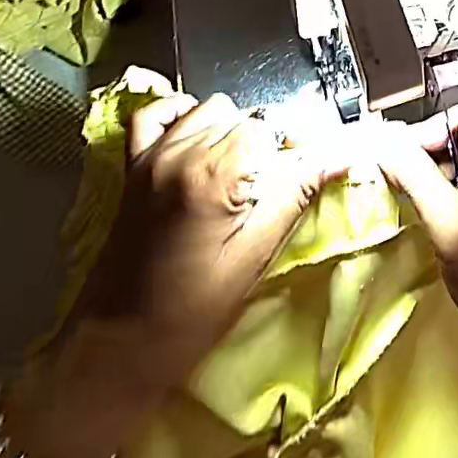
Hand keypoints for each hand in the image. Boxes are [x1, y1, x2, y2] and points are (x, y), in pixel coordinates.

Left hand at [6, 92, 347, 457]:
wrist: (115, 347)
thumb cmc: (192, 311)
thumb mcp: (256, 254)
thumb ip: (297, 193)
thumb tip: (341, 156)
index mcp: (211, 174)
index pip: (269, 127)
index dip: (292, 145)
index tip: (300, 170)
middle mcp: (179, 153)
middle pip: (244, 116)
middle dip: (266, 141)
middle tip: (271, 181)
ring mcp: (151, 156)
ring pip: (211, 109)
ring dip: (232, 129)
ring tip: (239, 168)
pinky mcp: (132, 166)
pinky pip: (157, 113)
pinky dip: (182, 114)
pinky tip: (199, 137)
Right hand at [372, 105, 457, 341]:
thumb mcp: (450, 225)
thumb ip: (417, 177)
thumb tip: (386, 143)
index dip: (423, 136)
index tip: (395, 165)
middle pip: (457, 134)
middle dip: (425, 156)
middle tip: (399, 184)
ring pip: (457, 155)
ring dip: (431, 174)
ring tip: (416, 202)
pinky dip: (443, 188)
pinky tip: (432, 210)